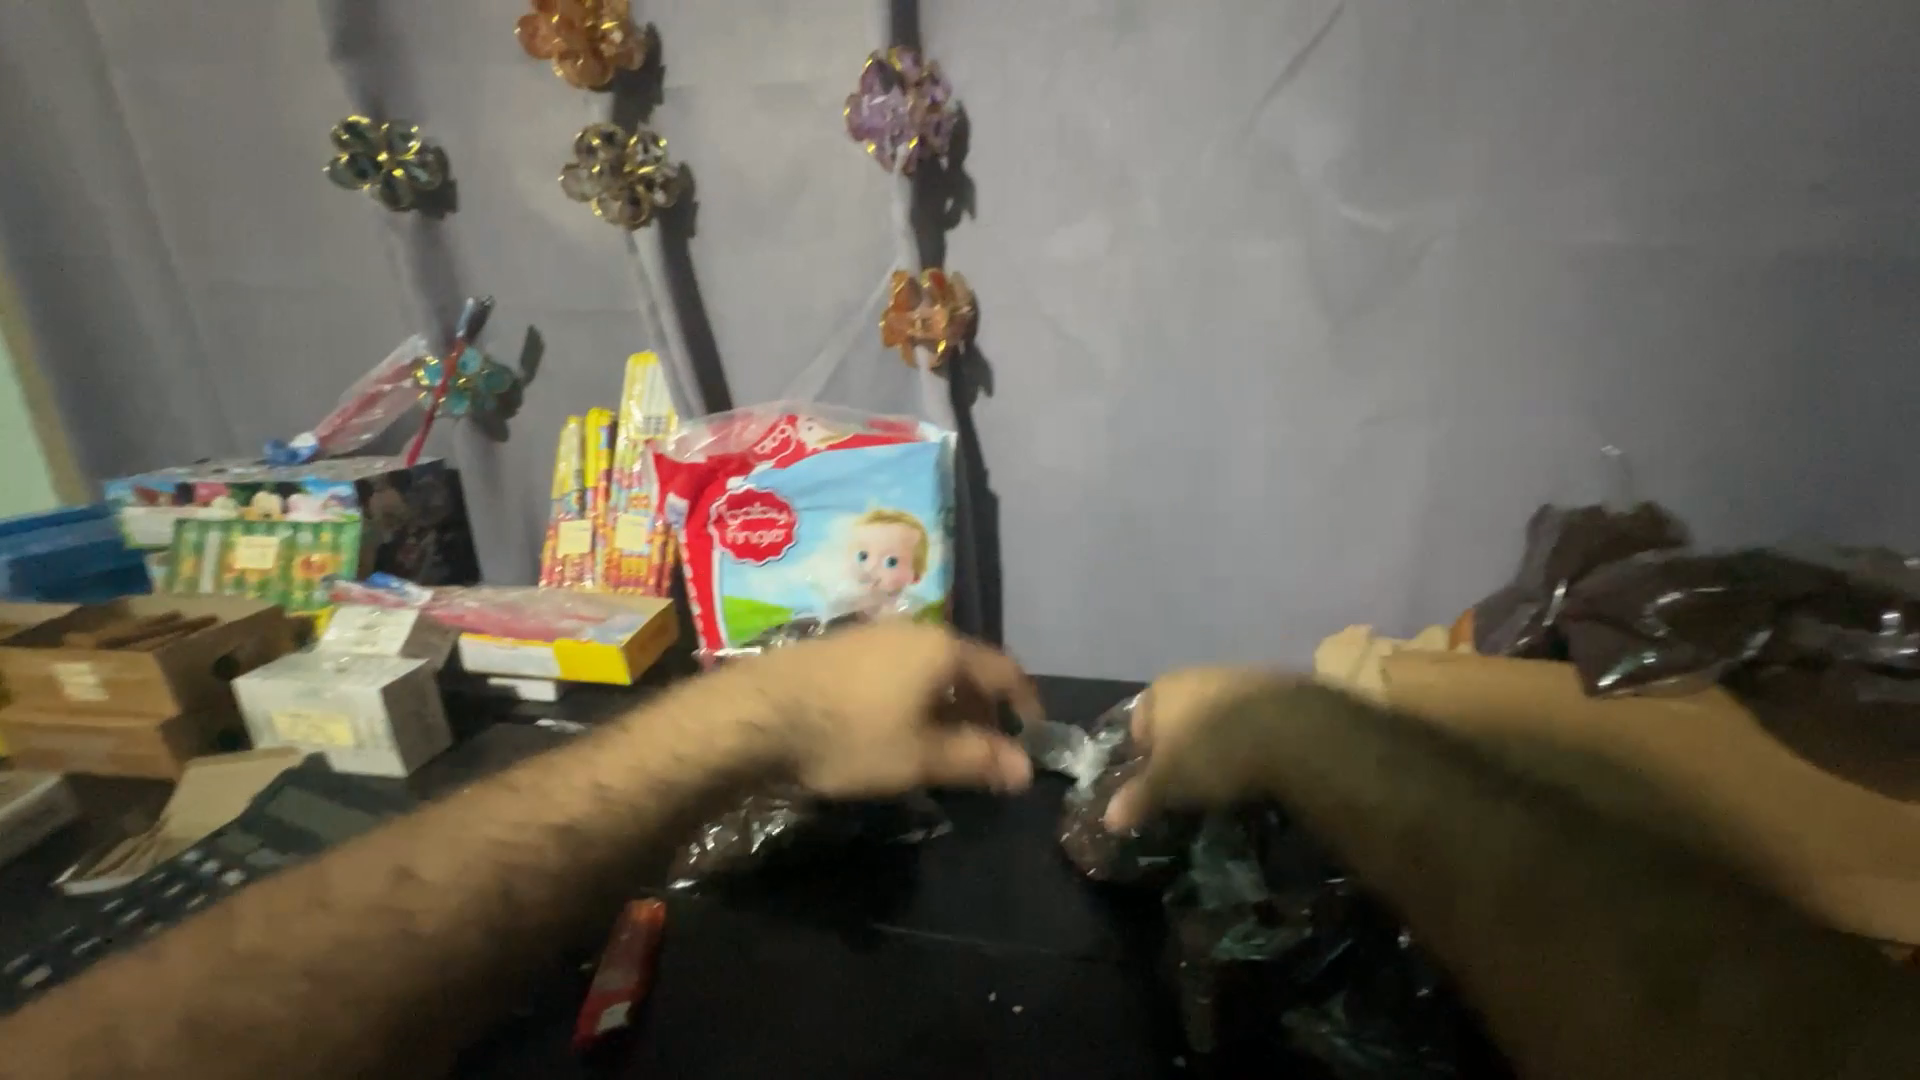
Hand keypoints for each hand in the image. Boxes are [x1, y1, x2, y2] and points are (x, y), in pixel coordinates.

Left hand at [738, 622, 1044, 798]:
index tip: (1033, 733)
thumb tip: (1026, 768)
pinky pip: (899, 666)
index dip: (1025, 703)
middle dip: (982, 706)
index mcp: (943, 649)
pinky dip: (914, 694)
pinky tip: (895, 724)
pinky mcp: (844, 644)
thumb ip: (976, 759)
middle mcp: (915, 630)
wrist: (757, 713)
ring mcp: (876, 633)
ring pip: (930, 666)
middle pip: (966, 665)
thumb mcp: (919, 757)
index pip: (1004, 670)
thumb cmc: (850, 735)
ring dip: (947, 702)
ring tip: (941, 741)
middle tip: (986, 746)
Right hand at [1103, 666, 1312, 831]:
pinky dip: (1251, 739)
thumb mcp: (1168, 783)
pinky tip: (1260, 763)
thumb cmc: (1211, 751)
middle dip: (1182, 748)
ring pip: (1216, 716)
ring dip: (1219, 742)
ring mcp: (1235, 678)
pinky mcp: (1274, 688)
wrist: (1290, 728)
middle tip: (1193, 784)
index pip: (1138, 725)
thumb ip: (1137, 798)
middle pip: (1177, 717)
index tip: (1159, 786)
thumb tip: (1107, 820)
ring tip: (1230, 777)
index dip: (1144, 758)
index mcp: (1159, 690)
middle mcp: (1193, 675)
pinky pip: (1251, 719)